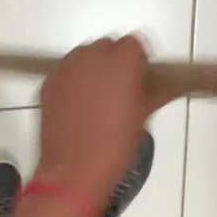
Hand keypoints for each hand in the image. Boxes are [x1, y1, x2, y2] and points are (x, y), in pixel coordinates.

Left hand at [37, 35, 155, 200]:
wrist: (73, 172)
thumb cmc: (115, 148)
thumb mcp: (142, 119)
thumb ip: (155, 93)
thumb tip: (169, 85)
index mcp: (123, 61)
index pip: (134, 44)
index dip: (138, 63)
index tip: (139, 81)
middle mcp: (92, 56)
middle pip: (107, 46)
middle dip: (114, 63)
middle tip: (118, 92)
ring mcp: (66, 68)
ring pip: (83, 56)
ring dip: (92, 70)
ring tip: (95, 99)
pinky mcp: (48, 83)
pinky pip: (64, 72)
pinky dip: (72, 82)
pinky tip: (76, 107)